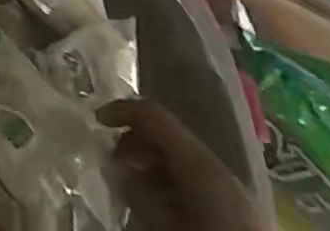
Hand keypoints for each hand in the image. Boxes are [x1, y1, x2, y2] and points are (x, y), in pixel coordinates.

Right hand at [99, 99, 268, 230]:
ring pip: (178, 157)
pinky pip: (193, 179)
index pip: (153, 114)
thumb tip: (117, 170)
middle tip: (111, 164)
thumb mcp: (165, 226)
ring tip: (130, 188)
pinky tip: (157, 206)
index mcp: (197, 160)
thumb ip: (138, 194)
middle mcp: (213, 163)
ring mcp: (226, 184)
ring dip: (149, 164)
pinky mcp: (233, 206)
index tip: (96, 120)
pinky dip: (168, 181)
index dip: (121, 110)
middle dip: (133, 142)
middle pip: (165, 134)